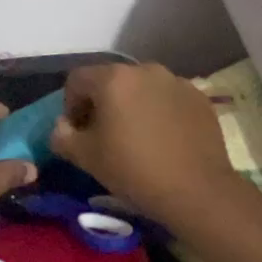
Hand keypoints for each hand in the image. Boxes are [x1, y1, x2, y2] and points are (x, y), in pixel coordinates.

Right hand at [48, 63, 238, 224]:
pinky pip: (168, 99)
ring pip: (142, 89)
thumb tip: (62, 126)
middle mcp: (146, 70)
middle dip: (101, 104)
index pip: (77, 80)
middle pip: (111, 81)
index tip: (76, 132)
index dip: (69, 105)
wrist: (196, 191)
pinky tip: (162, 141)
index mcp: (113, 79)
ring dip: (131, 107)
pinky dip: (159, 113)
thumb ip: (62, 136)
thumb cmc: (133, 170)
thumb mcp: (85, 157)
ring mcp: (177, 82)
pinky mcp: (199, 98)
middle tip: (103, 136)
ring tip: (136, 138)